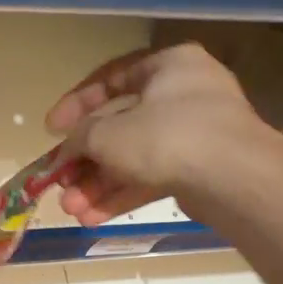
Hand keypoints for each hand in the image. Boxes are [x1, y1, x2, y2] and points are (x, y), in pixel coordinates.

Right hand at [44, 42, 282, 223]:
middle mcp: (183, 94)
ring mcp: (193, 133)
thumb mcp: (108, 133)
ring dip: (97, 185)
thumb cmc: (166, 137)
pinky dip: (120, 196)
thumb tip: (69, 145)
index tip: (50, 129)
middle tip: (59, 182)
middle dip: (84, 161)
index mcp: (168, 65)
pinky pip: (149, 177)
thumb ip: (80, 136)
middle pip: (119, 126)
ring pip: (132, 158)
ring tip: (71, 209)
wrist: (232, 178)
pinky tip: (91, 218)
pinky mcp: (196, 169)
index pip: (112, 79)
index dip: (75, 105)